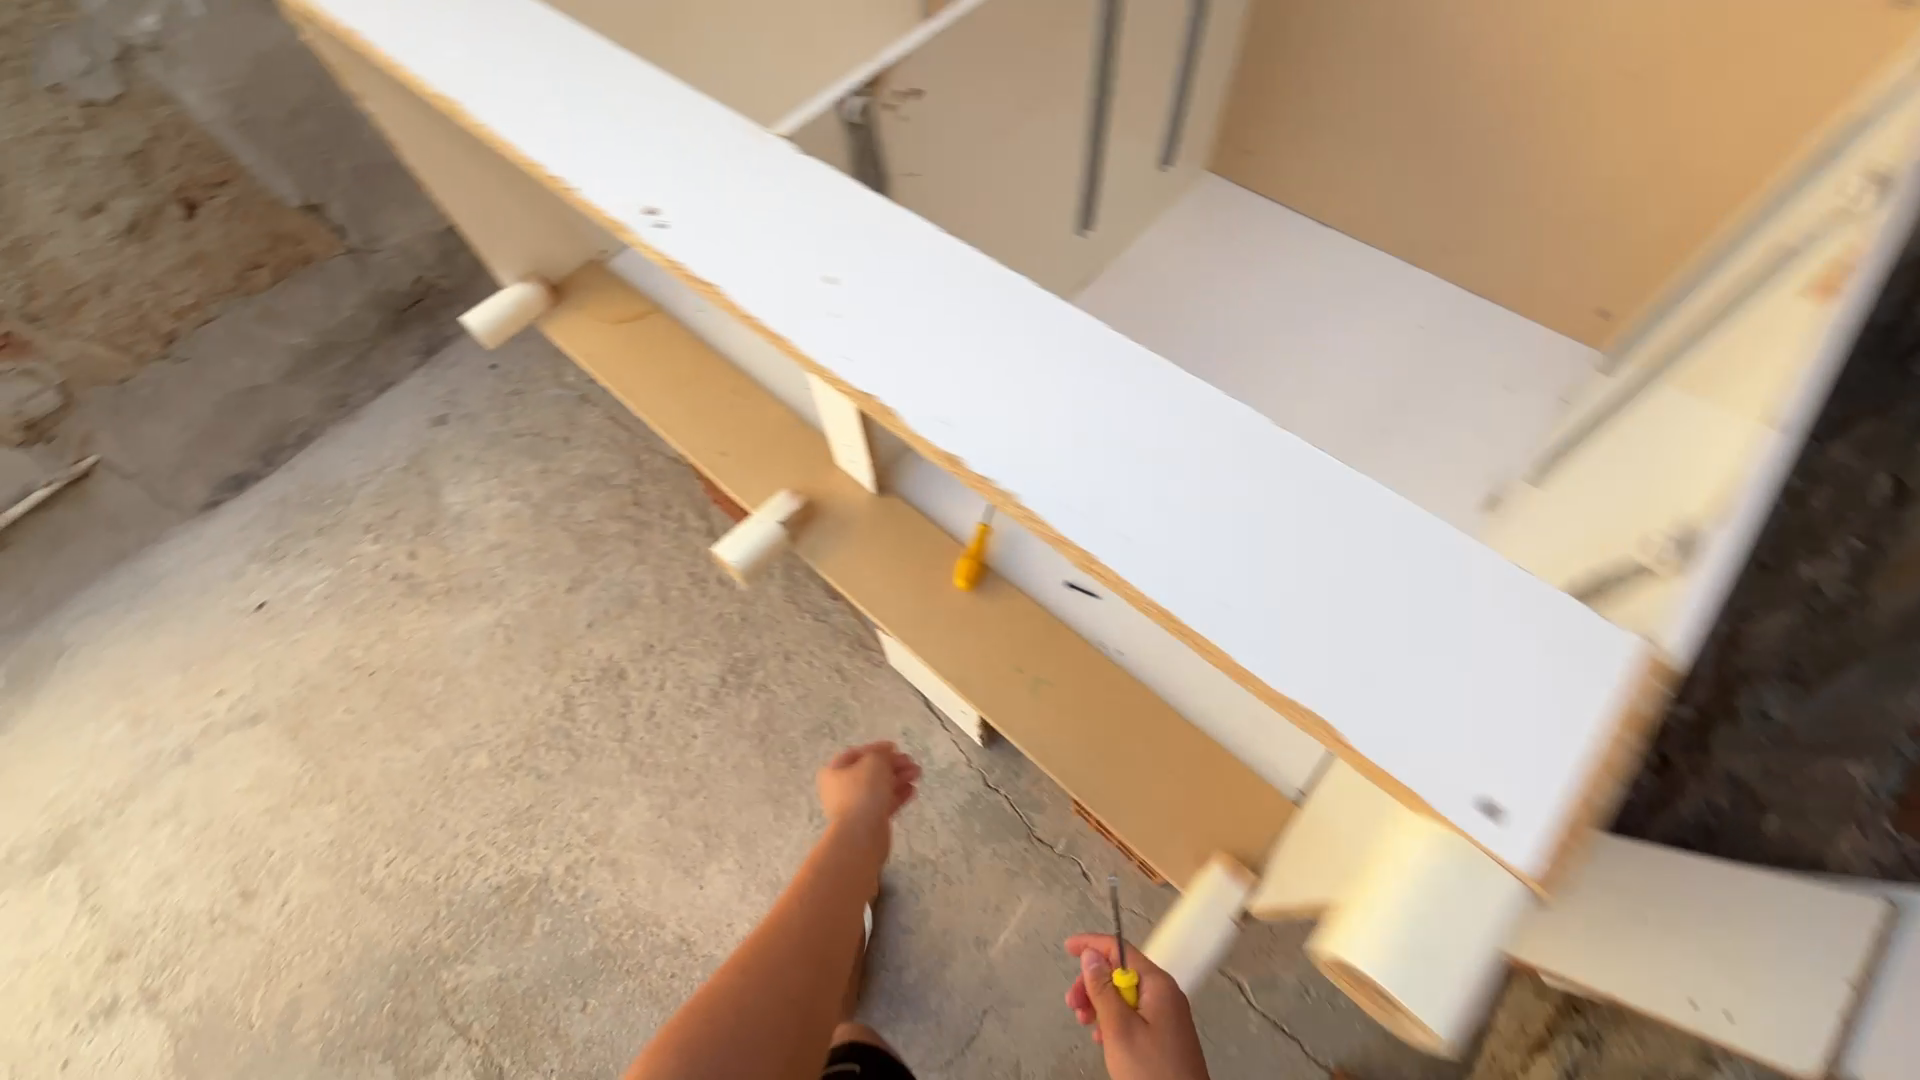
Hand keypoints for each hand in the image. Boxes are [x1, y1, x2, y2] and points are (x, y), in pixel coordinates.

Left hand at [816, 741, 920, 827]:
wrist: (861, 835)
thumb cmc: (863, 791)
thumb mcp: (874, 761)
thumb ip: (881, 753)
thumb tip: (886, 754)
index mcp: (834, 772)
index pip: (857, 754)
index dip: (876, 748)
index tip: (895, 748)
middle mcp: (841, 789)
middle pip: (870, 771)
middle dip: (892, 765)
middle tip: (911, 762)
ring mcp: (855, 807)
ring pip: (879, 788)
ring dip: (899, 779)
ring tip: (917, 774)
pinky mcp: (869, 821)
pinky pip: (884, 804)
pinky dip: (898, 795)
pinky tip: (912, 790)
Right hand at [1063, 934, 1209, 1079]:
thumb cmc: (1150, 1070)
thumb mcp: (1119, 1028)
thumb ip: (1103, 989)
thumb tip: (1091, 954)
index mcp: (1158, 985)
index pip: (1121, 949)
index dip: (1092, 945)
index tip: (1068, 949)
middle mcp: (1165, 994)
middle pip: (1122, 973)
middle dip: (1093, 983)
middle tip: (1073, 1004)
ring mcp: (1167, 1015)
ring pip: (1125, 995)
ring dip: (1100, 1003)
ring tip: (1084, 1022)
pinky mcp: (1165, 1035)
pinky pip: (1134, 1014)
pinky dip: (1114, 1019)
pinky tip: (1102, 1036)